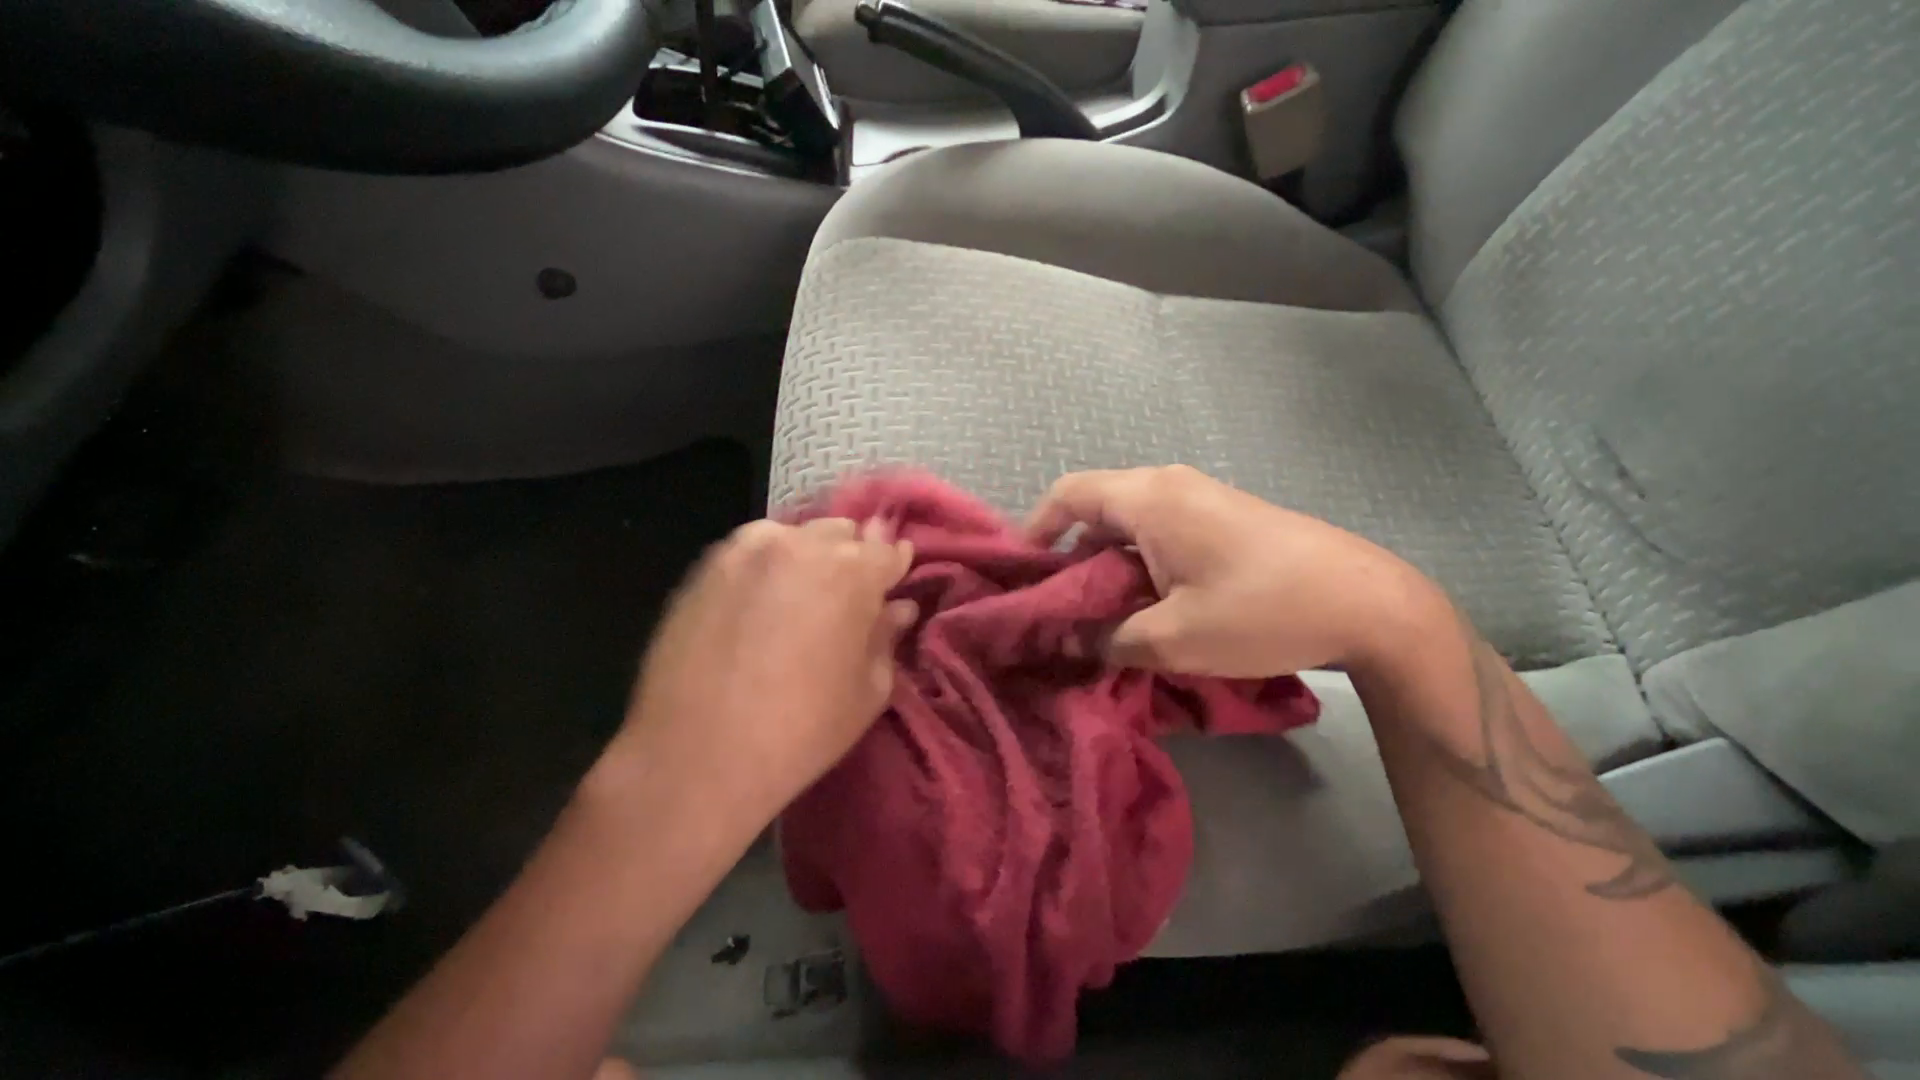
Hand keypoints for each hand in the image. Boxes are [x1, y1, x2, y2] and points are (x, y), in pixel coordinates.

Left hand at [613, 517, 916, 819]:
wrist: (695, 756)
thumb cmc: (800, 732)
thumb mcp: (866, 693)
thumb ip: (885, 638)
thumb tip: (897, 608)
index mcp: (852, 571)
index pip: (888, 549)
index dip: (893, 567)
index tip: (892, 584)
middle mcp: (800, 544)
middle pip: (839, 534)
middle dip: (849, 558)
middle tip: (844, 601)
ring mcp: (746, 549)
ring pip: (791, 537)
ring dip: (804, 559)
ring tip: (796, 604)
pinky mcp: (703, 566)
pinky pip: (748, 554)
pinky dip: (763, 570)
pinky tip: (756, 610)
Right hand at [1026, 466, 1444, 677]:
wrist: (1368, 604)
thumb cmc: (1260, 612)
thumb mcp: (1173, 638)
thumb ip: (1110, 639)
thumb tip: (1074, 643)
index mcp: (1149, 498)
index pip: (1068, 493)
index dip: (1036, 529)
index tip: (1024, 576)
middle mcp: (1173, 485)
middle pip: (1099, 509)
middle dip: (1073, 559)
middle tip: (1062, 612)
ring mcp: (1205, 499)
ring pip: (1134, 526)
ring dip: (1111, 568)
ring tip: (1105, 620)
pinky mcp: (1229, 520)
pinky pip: (1166, 534)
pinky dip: (1145, 566)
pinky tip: (1154, 611)